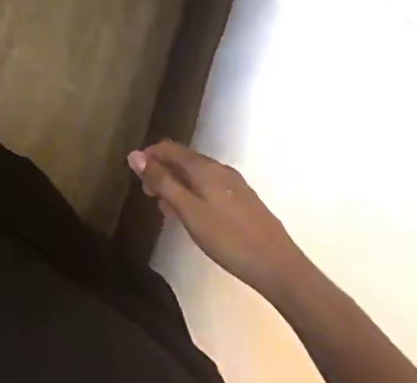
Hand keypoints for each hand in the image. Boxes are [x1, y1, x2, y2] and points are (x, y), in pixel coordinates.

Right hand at [129, 141, 309, 298]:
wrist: (281, 269)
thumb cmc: (230, 239)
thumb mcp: (189, 211)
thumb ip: (162, 182)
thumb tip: (134, 155)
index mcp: (205, 167)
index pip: (169, 147)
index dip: (149, 156)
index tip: (135, 175)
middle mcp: (220, 169)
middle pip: (183, 159)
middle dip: (162, 171)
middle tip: (148, 195)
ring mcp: (236, 186)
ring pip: (197, 175)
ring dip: (177, 184)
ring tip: (167, 209)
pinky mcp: (245, 202)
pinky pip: (211, 187)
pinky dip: (194, 194)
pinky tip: (194, 217)